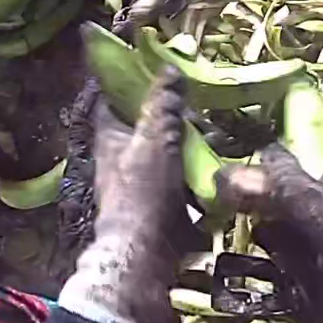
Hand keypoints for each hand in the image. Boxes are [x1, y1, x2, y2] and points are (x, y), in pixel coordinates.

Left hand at [59, 71, 190, 322]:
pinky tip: (213, 163)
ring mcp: (137, 181)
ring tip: (212, 130)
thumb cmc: (143, 193)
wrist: (145, 257)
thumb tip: (168, 65)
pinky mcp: (156, 203)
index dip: (130, 80)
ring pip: (162, 148)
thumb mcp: (155, 140)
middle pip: (142, 123)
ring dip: (184, 141)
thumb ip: (163, 104)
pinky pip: (176, 176)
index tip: (156, 68)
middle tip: (196, 101)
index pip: (113, 97)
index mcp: (109, 136)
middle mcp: (118, 156)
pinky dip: (192, 168)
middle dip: (168, 112)